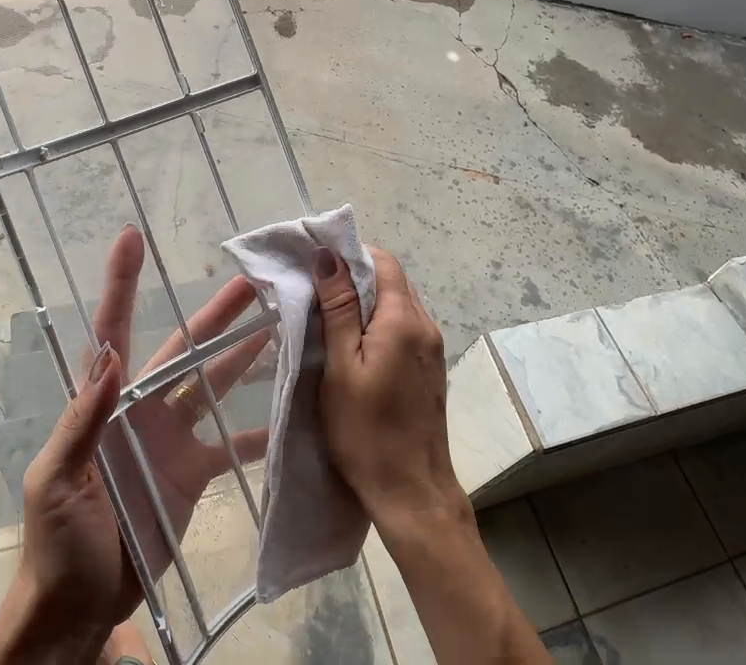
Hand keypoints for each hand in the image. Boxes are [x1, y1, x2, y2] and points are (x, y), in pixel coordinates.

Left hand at [0, 226, 269, 663]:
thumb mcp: (58, 479)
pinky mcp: (193, 473)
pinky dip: (259, 430)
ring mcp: (171, 441)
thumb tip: (108, 359)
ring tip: (281, 329)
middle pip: (181, 353)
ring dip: (243, 359)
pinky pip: (231, 444)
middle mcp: (141, 412)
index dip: (121, 287)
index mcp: (105, 405)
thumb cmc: (57, 541)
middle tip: (249, 282)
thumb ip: (83, 422)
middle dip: (212, 317)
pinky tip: (290, 413)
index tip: (131, 239)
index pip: (113, 334)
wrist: (80, 605)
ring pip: (212, 387)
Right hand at [315, 247, 554, 664]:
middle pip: (392, 280)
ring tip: (327, 313)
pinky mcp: (429, 367)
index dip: (350, 254)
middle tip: (314, 287)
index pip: (382, 261)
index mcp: (404, 320)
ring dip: (365, 300)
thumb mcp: (340, 368)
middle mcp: (425, 325)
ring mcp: (431, 348)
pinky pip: (403, 326)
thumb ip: (337, 309)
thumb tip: (329, 257)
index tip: (315, 262)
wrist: (411, 491)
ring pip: (398, 302)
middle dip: (355, 275)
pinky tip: (352, 340)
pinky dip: (378, 321)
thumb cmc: (366, 432)